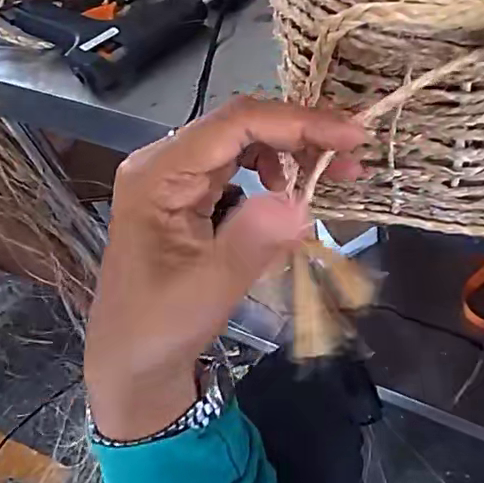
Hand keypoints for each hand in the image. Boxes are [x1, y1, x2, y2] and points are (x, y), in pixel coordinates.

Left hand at [85, 97, 364, 439]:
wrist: (131, 360)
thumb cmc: (159, 329)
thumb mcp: (208, 290)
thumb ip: (251, 243)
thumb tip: (299, 203)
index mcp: (158, 174)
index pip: (235, 124)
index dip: (297, 122)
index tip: (350, 137)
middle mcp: (165, 162)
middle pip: (242, 124)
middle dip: (302, 133)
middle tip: (352, 155)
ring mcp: (177, 175)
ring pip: (245, 139)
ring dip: (292, 149)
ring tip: (331, 174)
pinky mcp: (191, 192)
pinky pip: (241, 163)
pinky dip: (277, 169)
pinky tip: (292, 193)